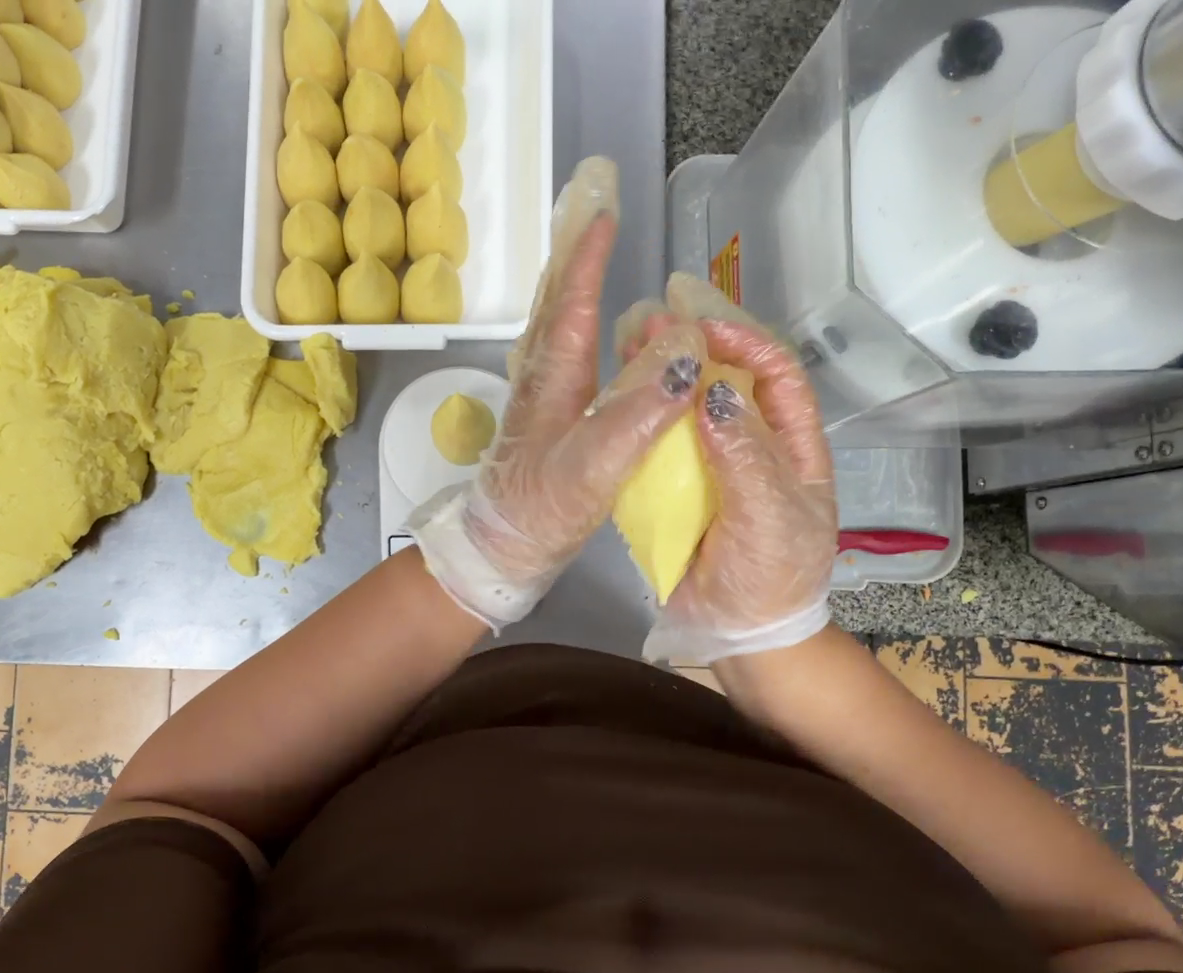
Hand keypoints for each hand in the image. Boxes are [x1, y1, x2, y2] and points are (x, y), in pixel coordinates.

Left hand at [409, 158, 703, 629]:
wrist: (498, 554)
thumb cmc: (541, 512)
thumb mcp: (592, 466)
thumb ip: (637, 412)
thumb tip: (684, 350)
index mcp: (551, 381)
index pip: (571, 304)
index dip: (589, 257)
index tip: (606, 210)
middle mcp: (540, 381)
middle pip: (554, 305)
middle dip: (573, 255)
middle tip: (590, 208)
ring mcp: (538, 402)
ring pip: (553, 328)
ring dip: (570, 285)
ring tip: (588, 252)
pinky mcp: (542, 423)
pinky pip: (560, 355)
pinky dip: (573, 325)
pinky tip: (586, 333)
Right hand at [641, 274, 838, 662]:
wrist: (738, 632)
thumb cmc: (770, 574)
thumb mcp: (770, 515)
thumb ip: (745, 456)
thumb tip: (712, 393)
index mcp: (791, 443)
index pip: (774, 374)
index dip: (741, 341)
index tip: (699, 323)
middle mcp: (751, 444)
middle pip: (725, 380)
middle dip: (693, 347)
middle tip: (649, 321)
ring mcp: (711, 465)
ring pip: (687, 409)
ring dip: (661, 377)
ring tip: (624, 345)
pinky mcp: (676, 488)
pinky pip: (658, 445)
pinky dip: (639, 420)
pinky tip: (613, 402)